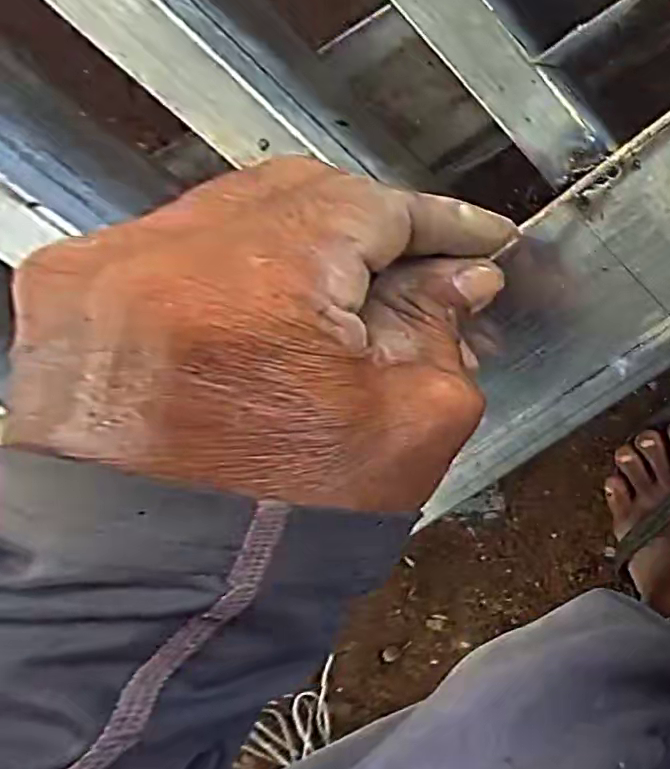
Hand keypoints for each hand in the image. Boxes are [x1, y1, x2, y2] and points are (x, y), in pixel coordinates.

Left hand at [5, 157, 516, 511]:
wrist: (169, 577)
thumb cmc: (305, 503)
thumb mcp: (424, 409)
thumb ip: (443, 321)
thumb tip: (466, 276)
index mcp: (255, 287)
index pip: (371, 208)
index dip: (446, 219)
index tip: (491, 237)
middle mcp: (159, 261)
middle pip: (305, 190)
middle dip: (392, 221)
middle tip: (450, 262)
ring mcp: (102, 274)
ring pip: (252, 209)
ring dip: (337, 240)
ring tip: (393, 292)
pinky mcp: (79, 298)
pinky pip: (201, 242)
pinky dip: (278, 259)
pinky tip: (326, 305)